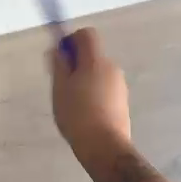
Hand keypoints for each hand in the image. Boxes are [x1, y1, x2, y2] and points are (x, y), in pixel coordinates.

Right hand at [48, 28, 132, 168]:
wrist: (105, 147)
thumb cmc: (77, 115)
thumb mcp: (60, 88)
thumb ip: (58, 65)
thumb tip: (58, 50)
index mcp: (96, 61)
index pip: (86, 34)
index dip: (71, 39)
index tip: (60, 57)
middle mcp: (111, 67)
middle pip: (92, 54)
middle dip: (76, 63)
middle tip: (60, 83)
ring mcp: (120, 85)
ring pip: (98, 72)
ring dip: (84, 79)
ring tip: (72, 101)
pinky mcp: (122, 101)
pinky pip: (105, 87)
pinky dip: (94, 91)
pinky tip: (85, 112)